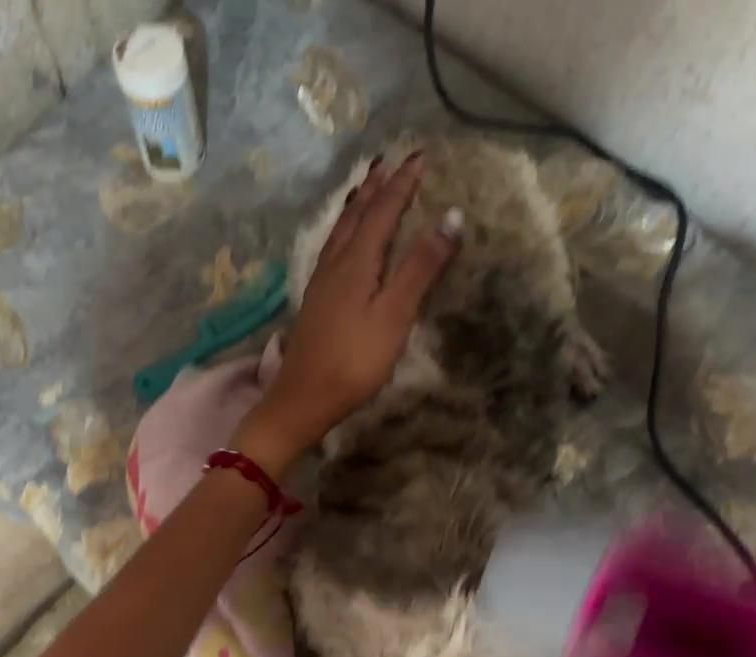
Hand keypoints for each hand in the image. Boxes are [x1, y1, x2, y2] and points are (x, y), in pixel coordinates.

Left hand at [231, 154, 460, 475]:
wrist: (303, 399)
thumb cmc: (354, 360)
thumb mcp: (395, 315)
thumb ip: (421, 267)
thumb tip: (452, 216)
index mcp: (357, 261)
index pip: (384, 210)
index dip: (403, 184)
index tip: (420, 157)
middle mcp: (336, 262)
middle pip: (358, 215)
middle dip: (377, 186)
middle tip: (391, 161)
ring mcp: (322, 282)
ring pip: (341, 230)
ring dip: (357, 205)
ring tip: (366, 187)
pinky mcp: (317, 300)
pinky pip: (333, 248)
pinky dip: (345, 230)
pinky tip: (344, 241)